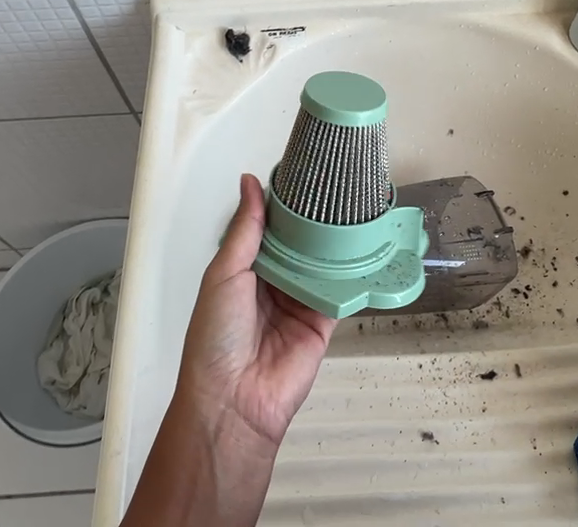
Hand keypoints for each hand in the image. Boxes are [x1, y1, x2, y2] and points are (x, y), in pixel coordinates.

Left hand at [176, 173, 336, 450]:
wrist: (234, 401)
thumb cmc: (214, 340)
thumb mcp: (224, 273)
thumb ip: (245, 228)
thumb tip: (249, 183)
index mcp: (245, 268)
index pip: (270, 227)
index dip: (285, 204)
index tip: (302, 177)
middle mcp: (273, 282)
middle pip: (300, 244)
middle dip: (314, 222)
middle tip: (334, 191)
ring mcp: (299, 301)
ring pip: (322, 264)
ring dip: (334, 245)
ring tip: (352, 212)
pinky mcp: (322, 322)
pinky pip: (340, 292)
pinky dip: (350, 275)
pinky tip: (363, 251)